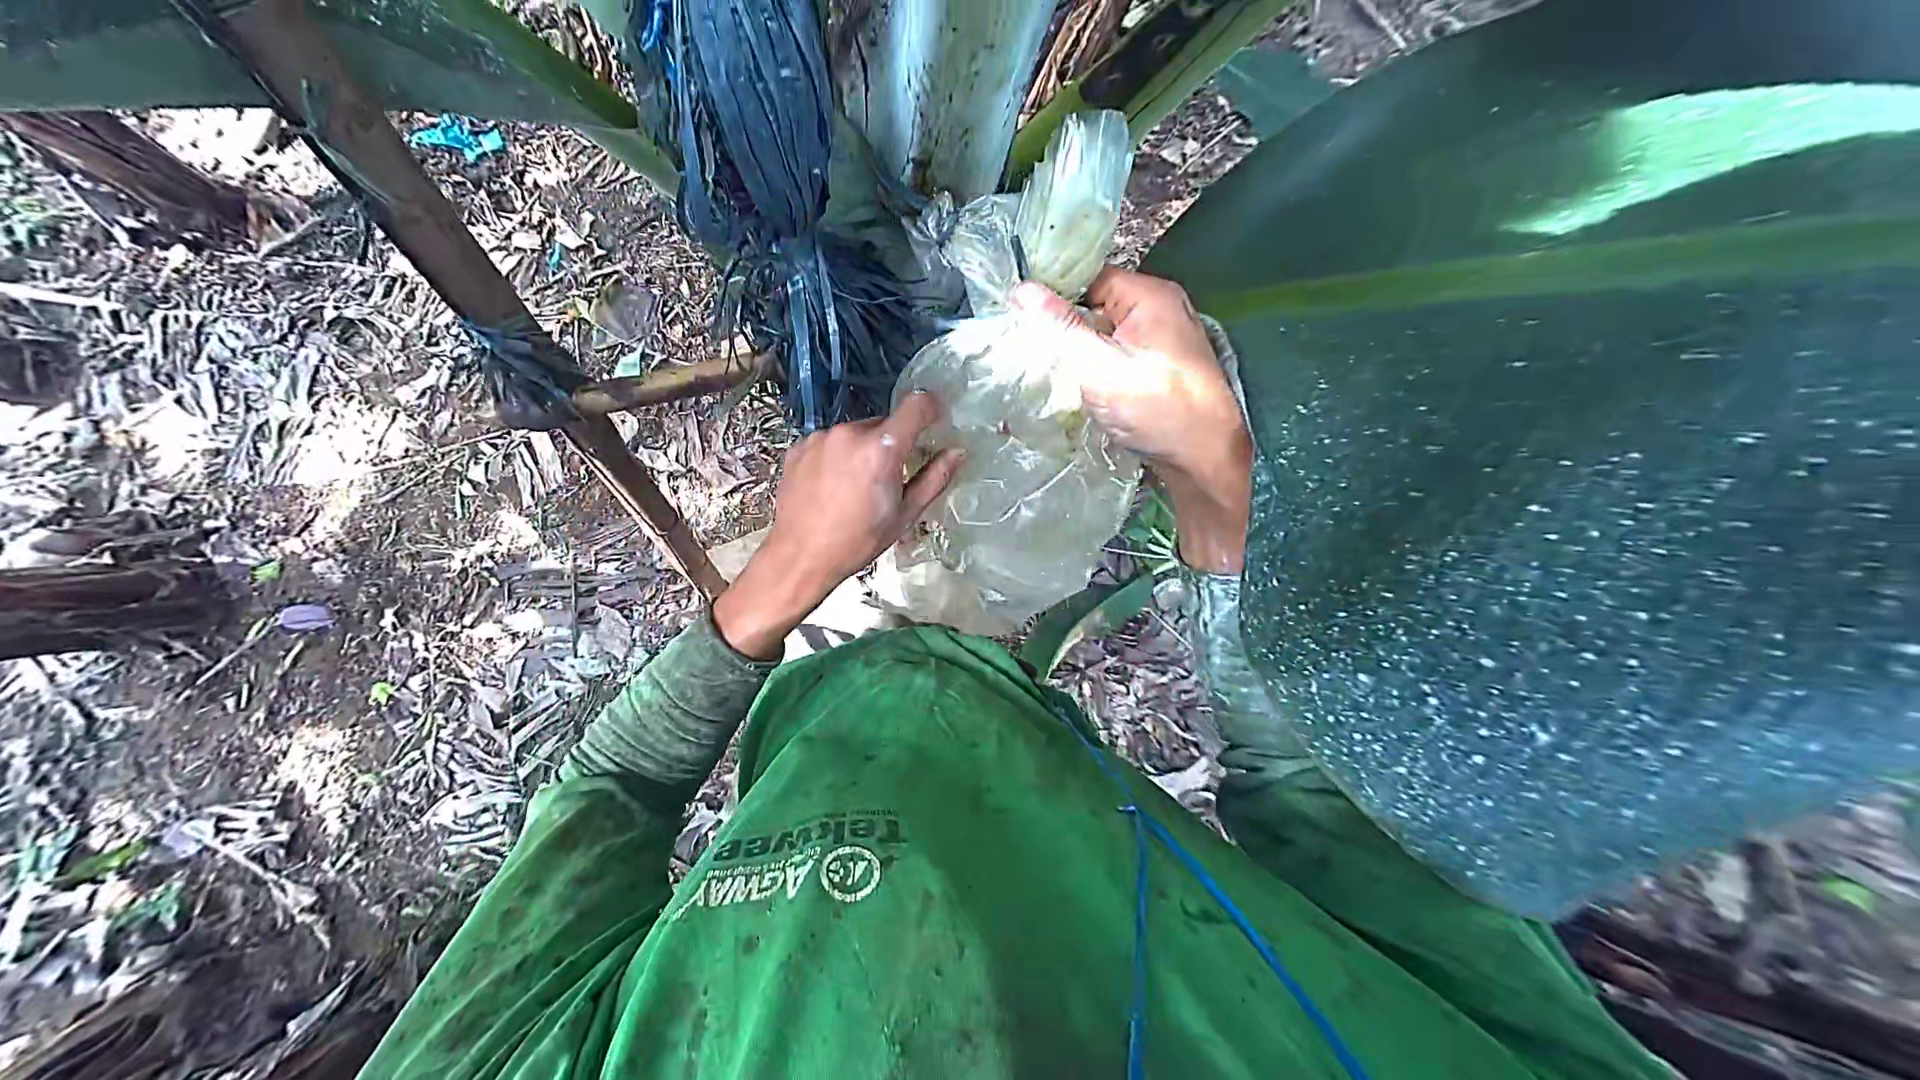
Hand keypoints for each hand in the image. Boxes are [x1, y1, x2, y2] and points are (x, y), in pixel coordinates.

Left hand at [713, 392, 965, 658]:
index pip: (916, 406)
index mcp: (880, 450)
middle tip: (888, 479)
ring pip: (857, 434)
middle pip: (885, 424)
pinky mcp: (801, 446)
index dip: (931, 408)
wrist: (800, 556)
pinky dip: (839, 457)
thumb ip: (934, 478)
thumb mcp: (905, 514)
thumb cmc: (856, 541)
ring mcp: (821, 438)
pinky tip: (834, 486)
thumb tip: (957, 453)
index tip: (936, 419)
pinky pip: (831, 442)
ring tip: (856, 488)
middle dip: (892, 445)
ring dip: (864, 451)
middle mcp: (849, 434)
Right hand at [1009, 268, 1251, 574]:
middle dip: (1065, 330)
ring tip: (1052, 373)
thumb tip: (1021, 291)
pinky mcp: (1161, 371)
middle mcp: (1161, 311)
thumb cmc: (1158, 410)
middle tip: (1035, 352)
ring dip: (1080, 354)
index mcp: (1150, 296)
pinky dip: (1098, 371)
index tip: (1023, 320)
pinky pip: (1118, 358)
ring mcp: (1163, 342)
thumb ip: (1059, 328)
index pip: (1089, 278)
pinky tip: (1081, 390)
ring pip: (1104, 337)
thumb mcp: (1098, 366)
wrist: (1207, 460)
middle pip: (1095, 308)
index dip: (1054, 297)